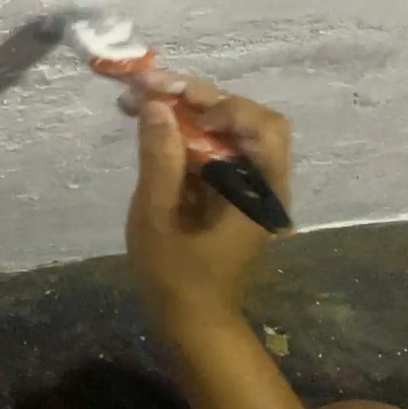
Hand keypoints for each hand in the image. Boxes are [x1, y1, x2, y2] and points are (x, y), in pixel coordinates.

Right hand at [124, 72, 291, 332]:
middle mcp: (265, 183)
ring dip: (191, 109)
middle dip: (201, 97)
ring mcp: (249, 186)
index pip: (262, 127)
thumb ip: (160, 158)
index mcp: (259, 193)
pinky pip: (217, 146)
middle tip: (151, 88)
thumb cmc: (173, 274)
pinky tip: (153, 122)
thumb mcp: (156, 216)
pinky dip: (188, 128)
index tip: (175, 102)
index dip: (222, 105)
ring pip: (233, 128)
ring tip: (143, 99)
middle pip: (250, 119)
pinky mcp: (231, 190)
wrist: (191, 320)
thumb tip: (156, 104)